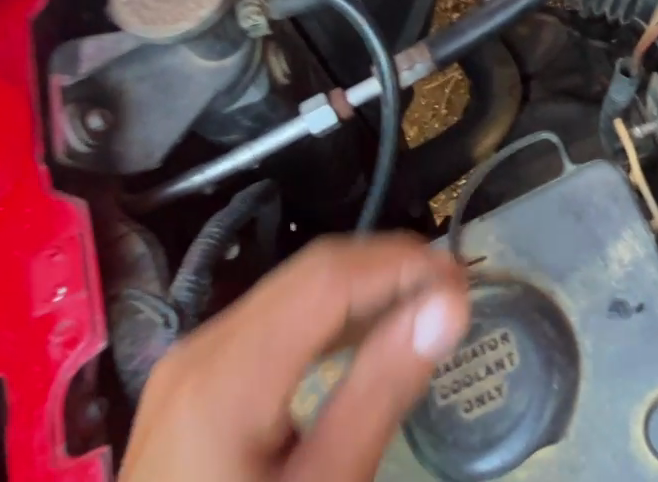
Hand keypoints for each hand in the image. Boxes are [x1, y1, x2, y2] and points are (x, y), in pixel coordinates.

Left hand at [120, 234, 469, 481]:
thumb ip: (382, 392)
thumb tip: (448, 305)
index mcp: (225, 376)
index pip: (327, 279)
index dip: (402, 264)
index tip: (464, 279)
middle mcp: (202, 347)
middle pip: (309, 275)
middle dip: (389, 269)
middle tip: (456, 291)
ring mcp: (194, 360)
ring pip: (295, 289)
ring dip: (366, 287)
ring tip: (428, 305)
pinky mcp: (198, 378)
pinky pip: (276, 319)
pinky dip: (332, 314)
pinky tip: (372, 332)